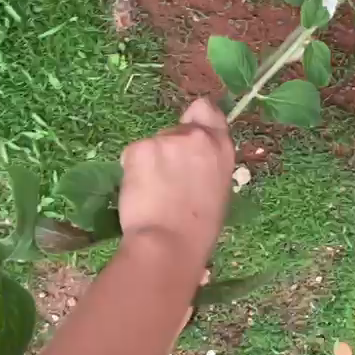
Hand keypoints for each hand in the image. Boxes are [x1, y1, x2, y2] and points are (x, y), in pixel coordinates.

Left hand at [119, 99, 234, 259]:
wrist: (168, 243)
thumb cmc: (199, 229)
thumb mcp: (217, 190)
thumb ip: (207, 165)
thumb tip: (192, 162)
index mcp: (221, 148)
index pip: (206, 110)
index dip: (195, 119)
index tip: (186, 136)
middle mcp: (195, 136)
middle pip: (175, 132)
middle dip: (168, 151)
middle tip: (166, 182)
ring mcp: (165, 140)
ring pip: (152, 145)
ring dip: (149, 162)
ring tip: (153, 194)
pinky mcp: (138, 148)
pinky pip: (133, 155)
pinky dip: (133, 171)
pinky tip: (140, 194)